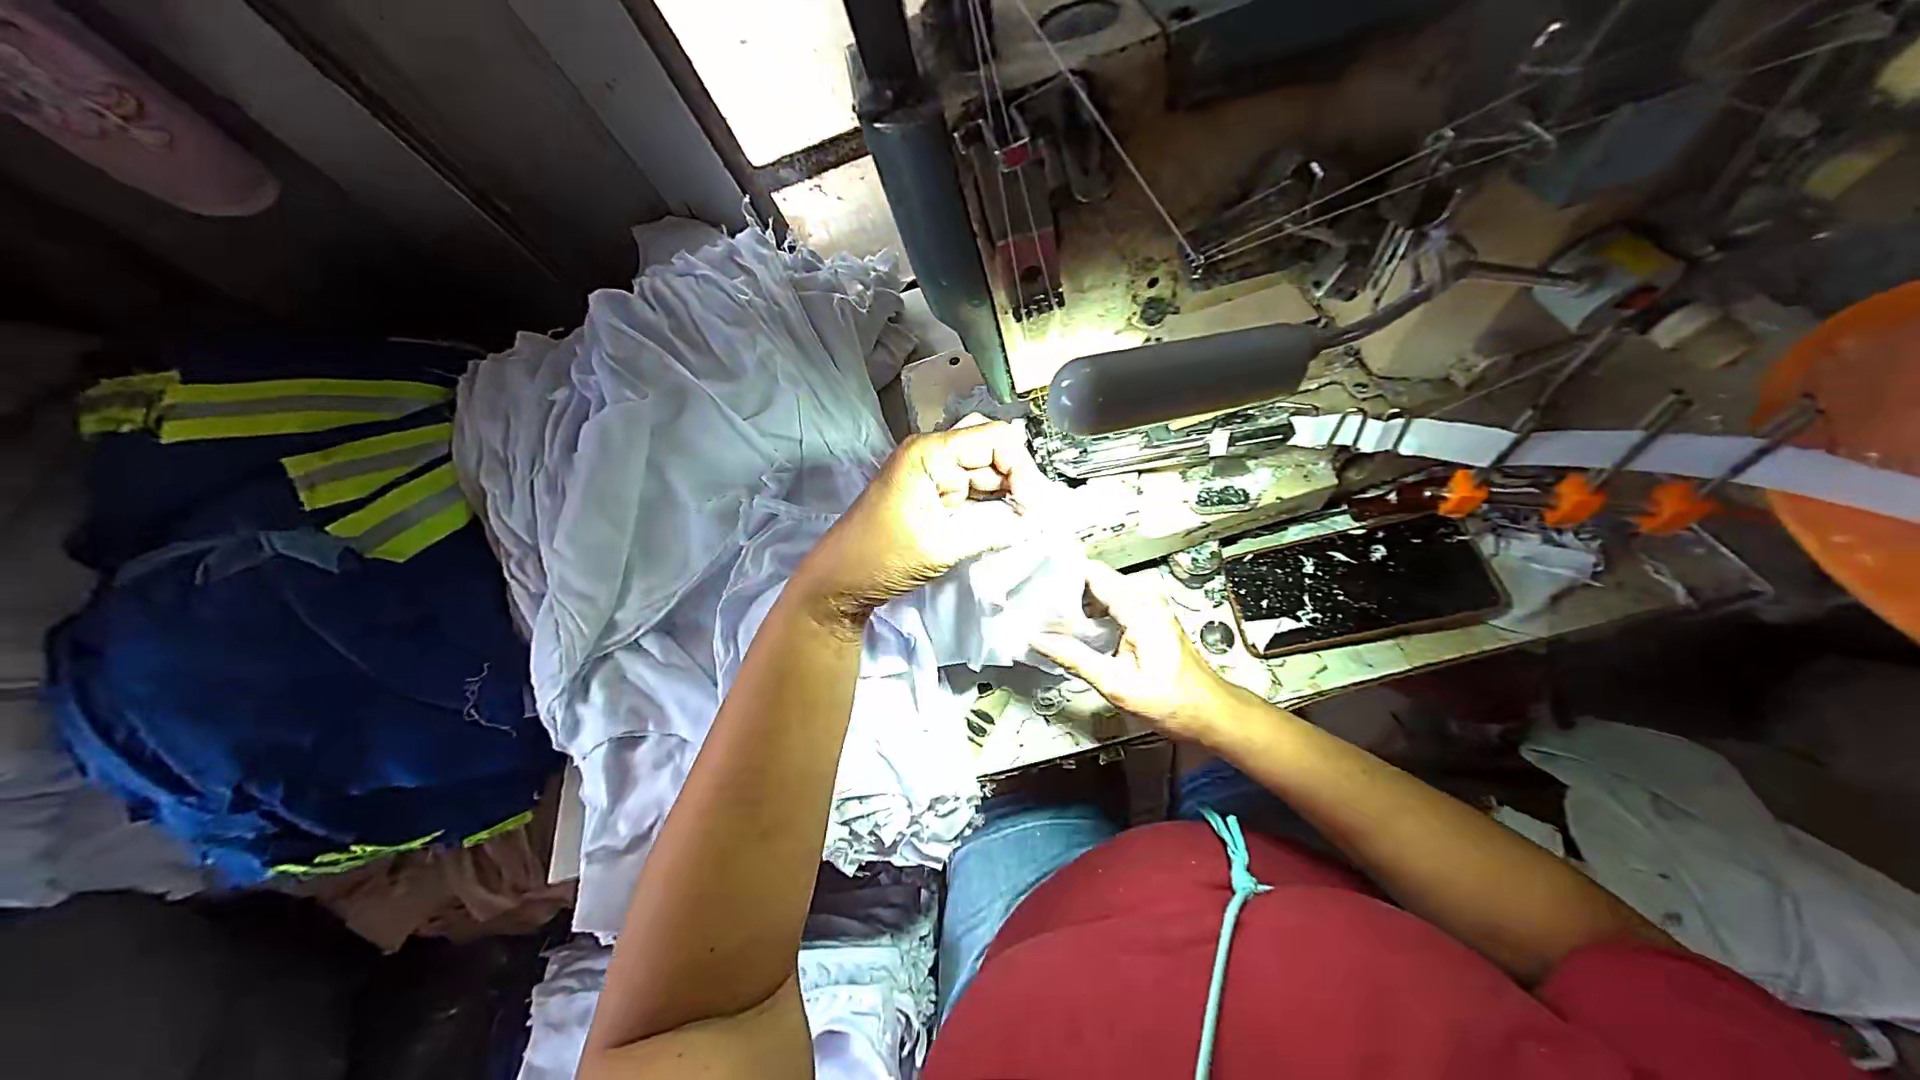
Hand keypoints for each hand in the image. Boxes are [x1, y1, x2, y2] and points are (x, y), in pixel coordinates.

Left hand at [797, 417, 1047, 636]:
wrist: (839, 582)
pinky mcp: (933, 496)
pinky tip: (1009, 523)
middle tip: (1034, 516)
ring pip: (986, 472)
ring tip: (1027, 523)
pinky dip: (993, 505)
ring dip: (1008, 494)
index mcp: (929, 452)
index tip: (1034, 506)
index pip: (995, 439)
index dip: (1022, 468)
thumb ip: (994, 529)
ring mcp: (932, 475)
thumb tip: (1036, 522)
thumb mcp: (943, 545)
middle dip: (1018, 480)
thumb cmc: (879, 558)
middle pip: (993, 452)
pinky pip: (973, 491)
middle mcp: (932, 454)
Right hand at [1034, 561, 1252, 743]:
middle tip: (1036, 607)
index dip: (1061, 575)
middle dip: (1064, 592)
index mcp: (1139, 606)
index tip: (1036, 583)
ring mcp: (1149, 607)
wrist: (1209, 713)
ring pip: (1102, 592)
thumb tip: (1040, 641)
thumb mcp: (1115, 683)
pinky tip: (1075, 630)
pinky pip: (1112, 604)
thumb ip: (1074, 658)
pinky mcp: (1149, 619)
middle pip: (1094, 580)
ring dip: (1076, 604)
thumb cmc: (1175, 701)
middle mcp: (1146, 599)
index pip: (1092, 573)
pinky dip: (1092, 614)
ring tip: (1049, 619)